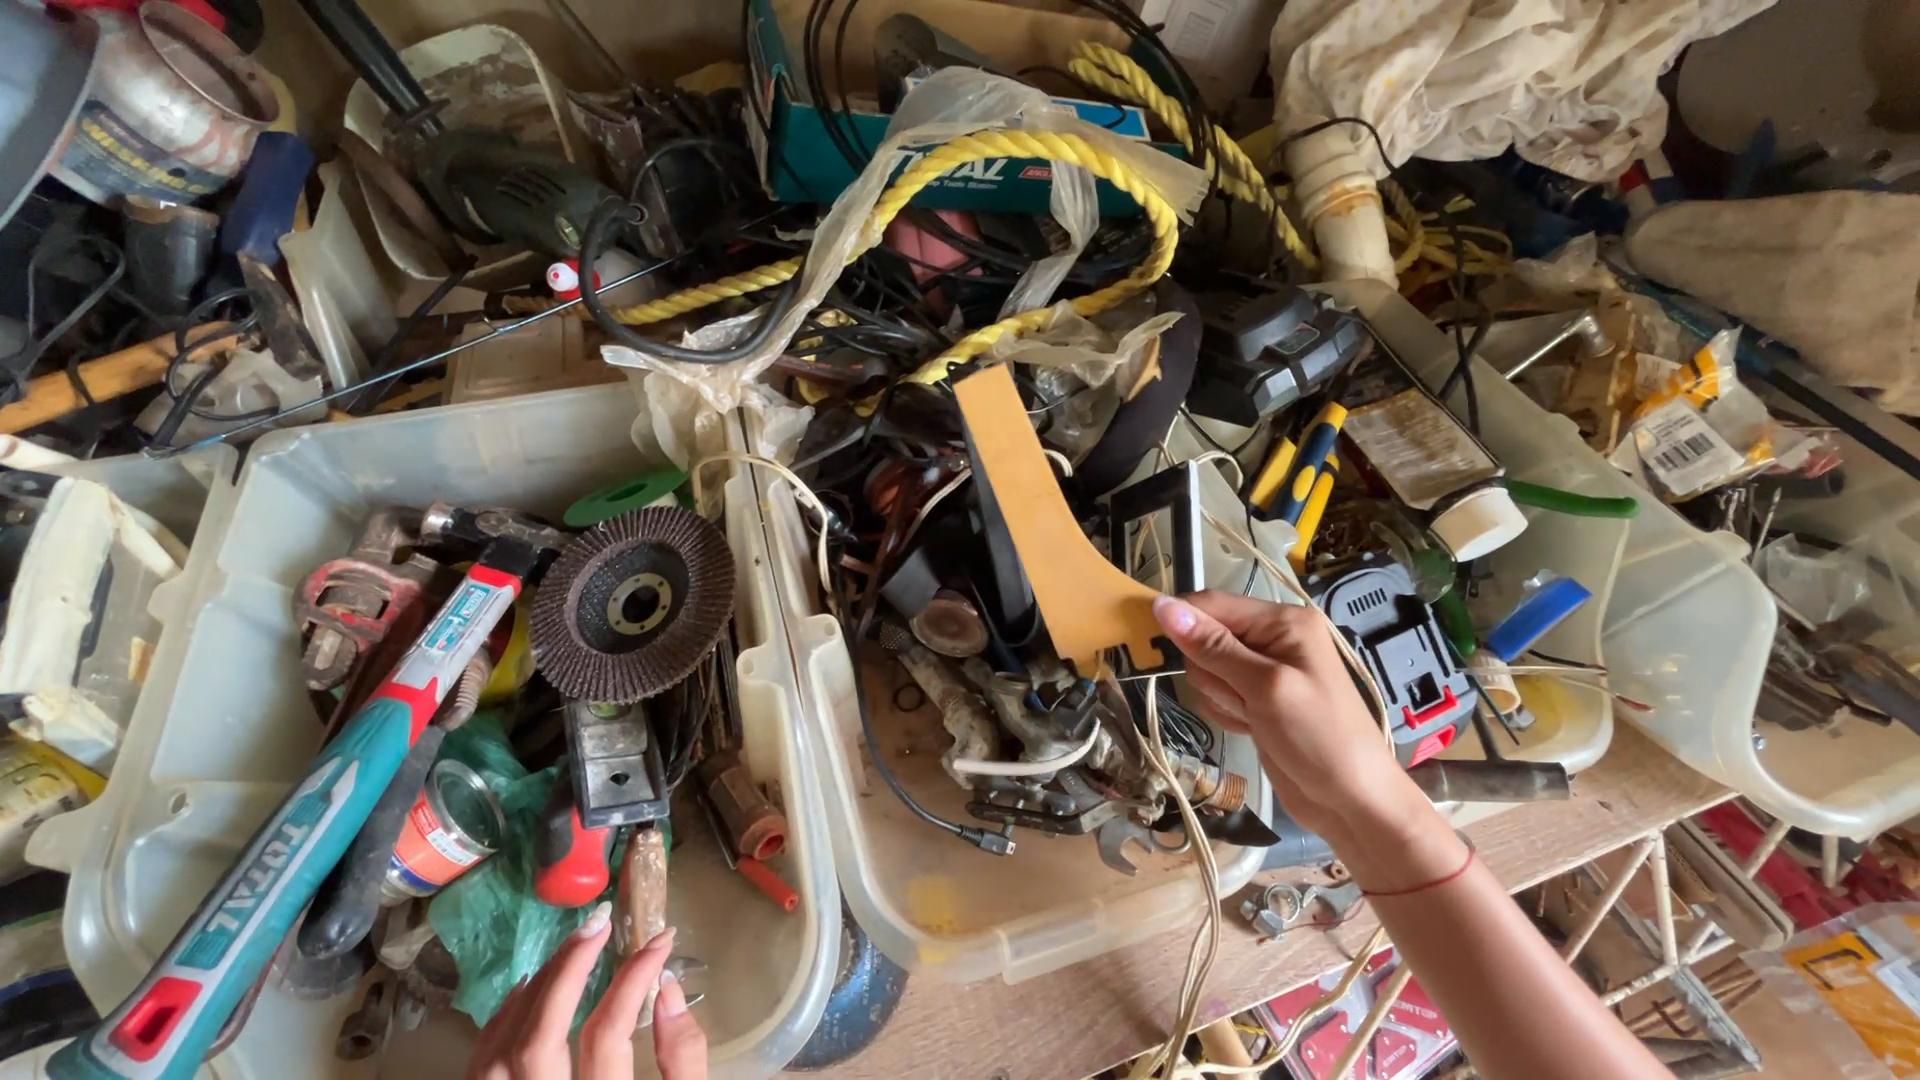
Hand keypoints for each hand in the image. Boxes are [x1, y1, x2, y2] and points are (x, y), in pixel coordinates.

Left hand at [468, 902, 707, 1079]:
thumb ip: (685, 1057)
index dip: (634, 979)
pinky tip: (527, 991)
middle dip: (568, 971)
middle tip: (600, 923)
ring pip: (497, 1055)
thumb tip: (668, 986)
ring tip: (571, 950)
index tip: (662, 939)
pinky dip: (501, 1024)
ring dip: (533, 992)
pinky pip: (481, 1071)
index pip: (608, 1036)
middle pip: (537, 1040)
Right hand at [1151, 591, 1408, 838]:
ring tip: (1254, 718)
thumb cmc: (1319, 738)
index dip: (1182, 623)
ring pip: (1206, 671)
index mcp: (1283, 621)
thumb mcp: (1264, 687)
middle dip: (1213, 672)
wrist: (1352, 803)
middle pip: (1205, 638)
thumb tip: (1161, 606)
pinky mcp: (1256, 700)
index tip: (1156, 648)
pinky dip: (1227, 713)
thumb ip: (1212, 646)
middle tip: (1245, 698)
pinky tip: (1252, 729)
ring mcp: (1264, 671)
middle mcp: (1273, 638)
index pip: (1212, 604)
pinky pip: (1217, 695)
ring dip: (1221, 697)